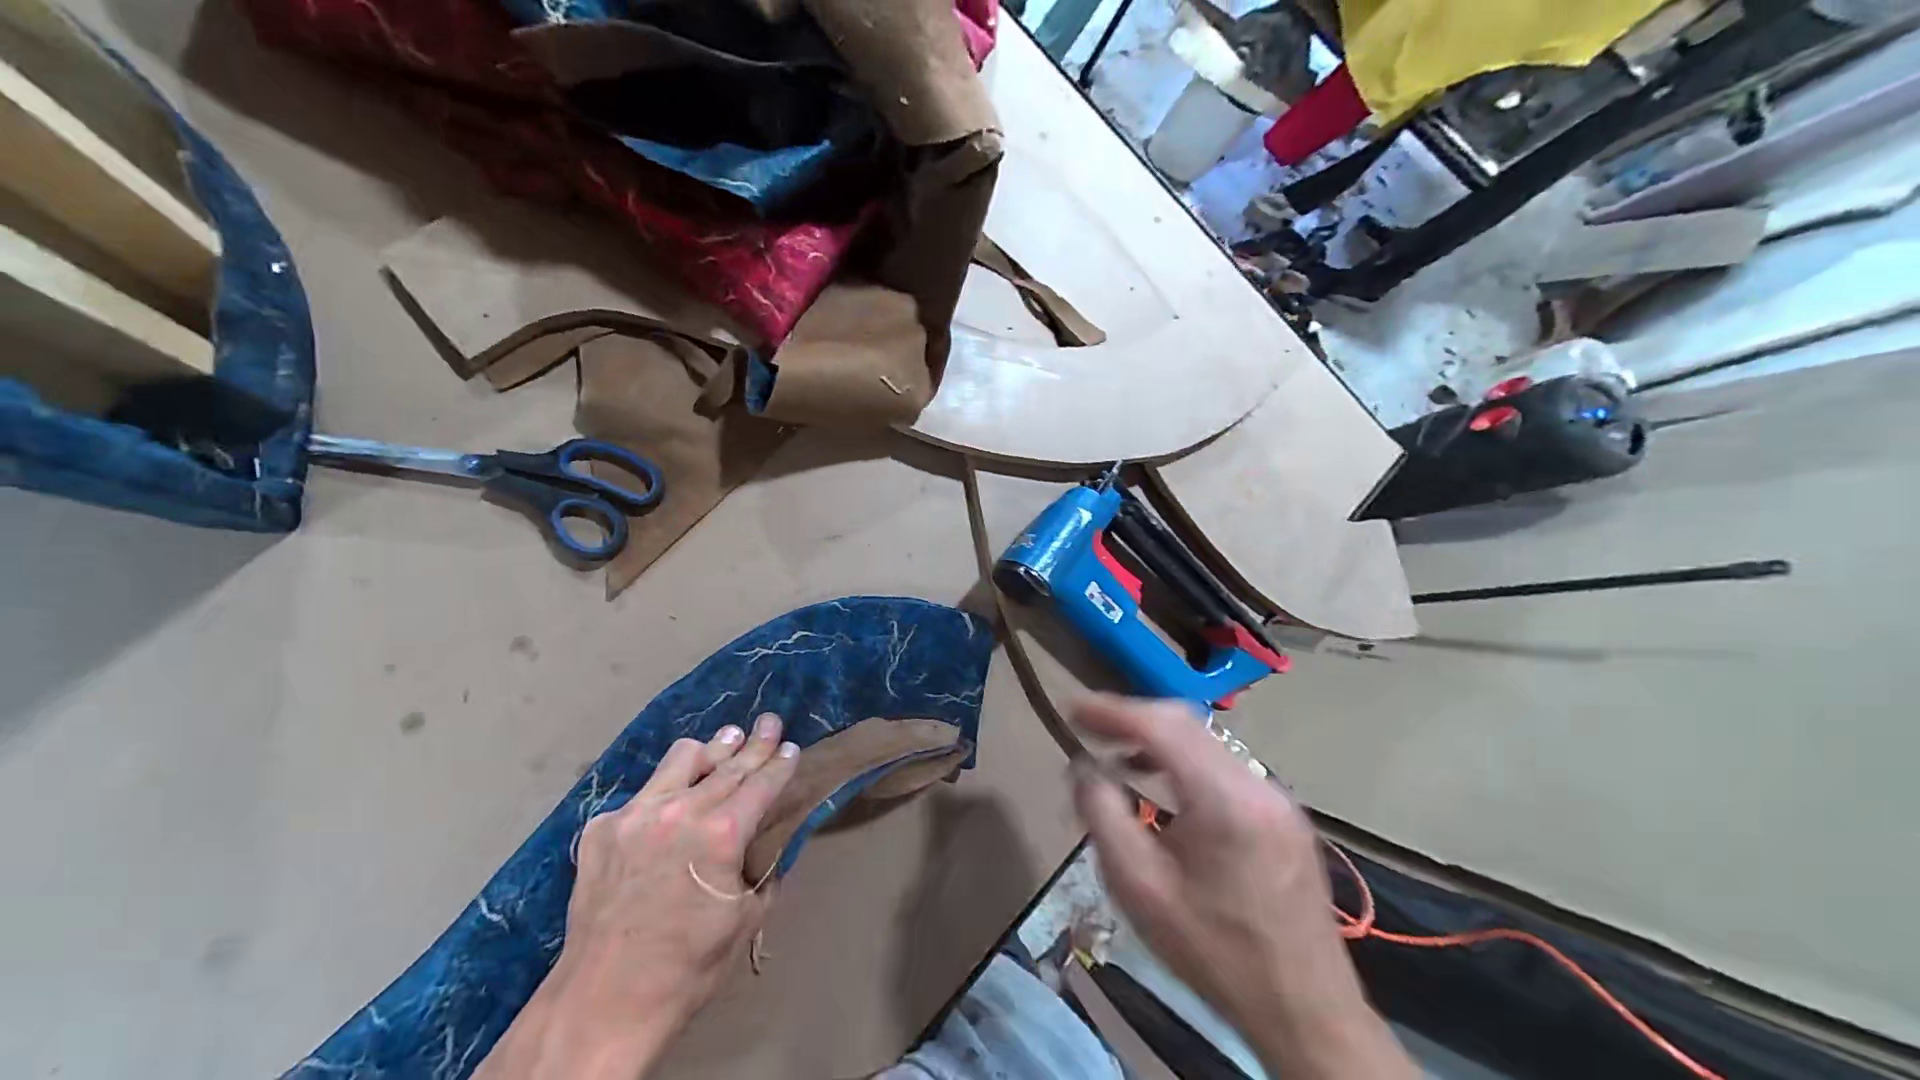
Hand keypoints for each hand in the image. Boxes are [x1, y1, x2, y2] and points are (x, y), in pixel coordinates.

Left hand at [475, 713, 799, 1079]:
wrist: (605, 1000)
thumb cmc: (690, 966)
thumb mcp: (748, 918)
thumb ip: (765, 869)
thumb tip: (770, 842)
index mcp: (722, 834)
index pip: (761, 783)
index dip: (780, 763)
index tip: (791, 747)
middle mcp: (681, 811)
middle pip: (728, 764)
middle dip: (755, 743)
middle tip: (769, 722)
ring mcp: (636, 815)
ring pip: (682, 759)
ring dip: (712, 749)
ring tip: (728, 738)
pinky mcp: (603, 828)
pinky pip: (643, 792)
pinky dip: (666, 789)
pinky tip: (673, 798)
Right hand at [1071, 695, 1415, 1079]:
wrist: (1305, 1011)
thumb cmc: (1213, 952)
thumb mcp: (1138, 888)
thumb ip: (1102, 814)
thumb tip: (1083, 766)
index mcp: (1225, 798)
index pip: (1160, 725)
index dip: (1110, 710)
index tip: (1071, 708)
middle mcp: (1257, 782)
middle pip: (1185, 724)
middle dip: (1131, 718)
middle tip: (1087, 728)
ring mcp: (1277, 796)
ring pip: (1206, 743)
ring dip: (1157, 739)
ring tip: (1115, 755)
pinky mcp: (1282, 814)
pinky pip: (1224, 767)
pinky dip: (1184, 762)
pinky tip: (1161, 785)